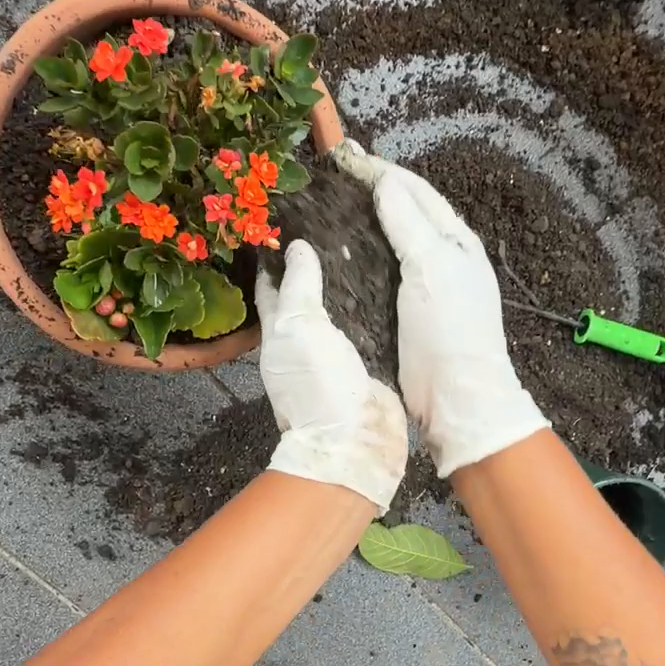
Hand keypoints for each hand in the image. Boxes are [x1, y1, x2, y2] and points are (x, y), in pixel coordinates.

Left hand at [255, 239, 408, 510]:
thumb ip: (298, 286)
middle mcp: (306, 342)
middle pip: (308, 297)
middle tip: (338, 226)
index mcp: (279, 334)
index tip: (286, 226)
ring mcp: (338, 354)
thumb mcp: (298, 327)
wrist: (356, 439)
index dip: (274, 261)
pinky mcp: (370, 363)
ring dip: (351, 285)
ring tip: (369, 244)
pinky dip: (378, 307)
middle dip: (318, 266)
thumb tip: (296, 248)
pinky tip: (393, 282)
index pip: (271, 289)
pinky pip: (371, 328)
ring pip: (342, 310)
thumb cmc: (316, 384)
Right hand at [333, 142, 548, 477]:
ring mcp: (422, 284)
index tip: (345, 157)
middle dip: (370, 191)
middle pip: (402, 212)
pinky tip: (335, 254)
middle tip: (331, 179)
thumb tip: (387, 183)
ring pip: (389, 242)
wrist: (456, 395)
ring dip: (362, 223)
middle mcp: (440, 256)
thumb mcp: (432, 267)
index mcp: (454, 240)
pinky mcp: (403, 310)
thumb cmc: (450, 328)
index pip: (416, 191)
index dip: (381, 171)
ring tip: (328, 209)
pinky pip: (379, 273)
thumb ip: (409, 224)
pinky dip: (359, 257)